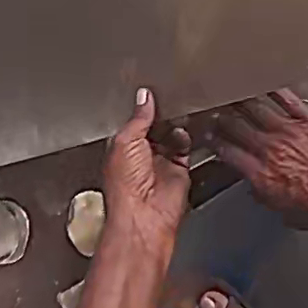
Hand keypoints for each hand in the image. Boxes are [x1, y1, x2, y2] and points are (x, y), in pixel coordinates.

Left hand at [102, 88, 190, 247]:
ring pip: (171, 135)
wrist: (145, 215)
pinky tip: (186, 128)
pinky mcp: (179, 169)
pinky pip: (186, 147)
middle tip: (166, 98)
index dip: (139, 108)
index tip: (148, 92)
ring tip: (178, 110)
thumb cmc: (125, 188)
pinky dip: (187, 137)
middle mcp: (140, 155)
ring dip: (175, 124)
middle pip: (154, 127)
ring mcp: (160, 162)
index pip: (132, 122)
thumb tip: (144, 97)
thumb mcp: (125, 141)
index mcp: (120, 148)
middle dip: (159, 115)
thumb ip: (138, 118)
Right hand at [212, 90, 307, 229]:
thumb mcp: (287, 213)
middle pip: (236, 126)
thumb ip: (265, 196)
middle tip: (215, 111)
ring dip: (240, 100)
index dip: (214, 142)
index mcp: (262, 176)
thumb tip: (253, 185)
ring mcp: (289, 130)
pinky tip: (263, 85)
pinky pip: (284, 98)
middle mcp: (271, 150)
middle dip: (221, 118)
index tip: (209, 137)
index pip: (228, 152)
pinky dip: (271, 90)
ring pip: (255, 108)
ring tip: (232, 94)